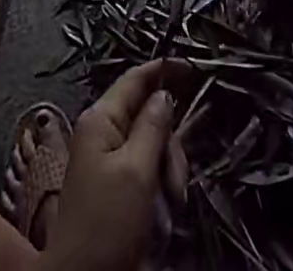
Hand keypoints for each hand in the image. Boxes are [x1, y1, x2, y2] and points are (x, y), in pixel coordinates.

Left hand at [41, 59, 189, 270]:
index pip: (135, 80)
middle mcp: (104, 134)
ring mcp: (111, 161)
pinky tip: (157, 220)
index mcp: (101, 120)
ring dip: (168, 177)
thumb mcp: (137, 170)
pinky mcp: (119, 186)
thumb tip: (165, 93)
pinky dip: (161, 194)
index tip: (192, 68)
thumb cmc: (107, 224)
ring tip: (164, 210)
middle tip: (173, 184)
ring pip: (156, 149)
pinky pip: (150, 175)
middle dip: (170, 149)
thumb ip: (154, 126)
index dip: (163, 69)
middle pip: (152, 119)